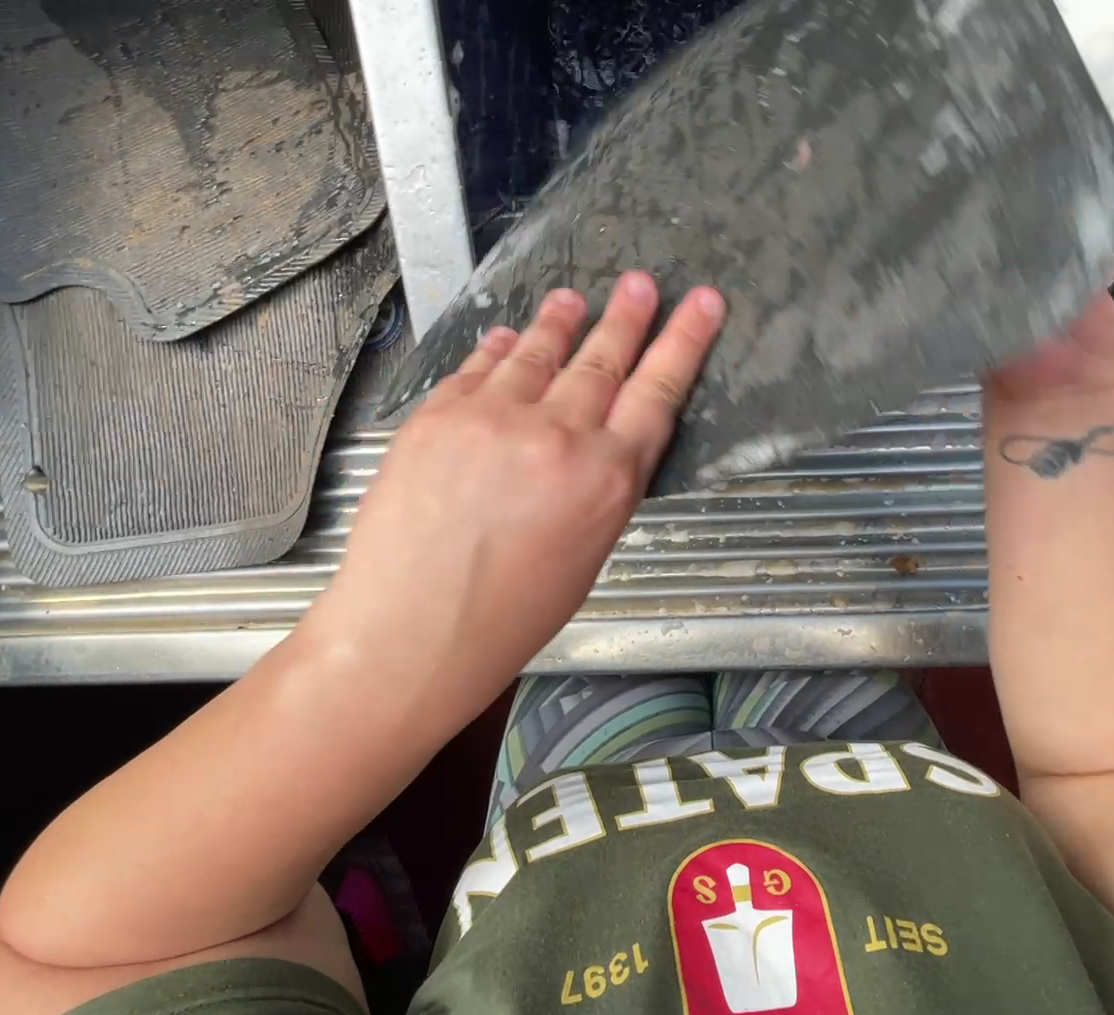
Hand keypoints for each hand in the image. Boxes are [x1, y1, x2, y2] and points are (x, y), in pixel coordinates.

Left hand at [304, 273, 727, 719]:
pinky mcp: (438, 416)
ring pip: (538, 352)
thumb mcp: (586, 557)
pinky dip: (499, 348)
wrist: (411, 633)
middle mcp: (556, 437)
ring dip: (560, 322)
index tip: (702, 304)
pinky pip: (478, 366)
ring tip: (573, 298)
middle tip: (642, 283)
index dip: (684, 342)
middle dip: (627, 317)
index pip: (657, 392)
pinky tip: (508, 337)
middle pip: (602, 360)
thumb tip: (599, 443)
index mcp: (605, 481)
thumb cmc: (506, 618)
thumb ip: (601, 490)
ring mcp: (492, 418)